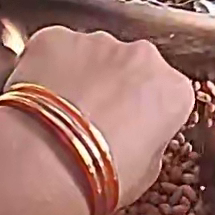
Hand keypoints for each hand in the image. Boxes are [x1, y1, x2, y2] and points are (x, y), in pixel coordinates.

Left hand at [4, 26, 194, 210]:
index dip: (151, 115)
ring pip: (95, 55)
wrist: (43, 165)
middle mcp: (142, 57)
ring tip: (64, 116)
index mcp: (173, 91)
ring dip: (85, 77)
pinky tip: (40, 100)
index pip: (170, 95)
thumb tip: (137, 136)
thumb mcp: (147, 174)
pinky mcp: (56, 37)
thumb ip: (150, 143)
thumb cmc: (99, 177)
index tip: (135, 131)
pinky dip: (49, 68)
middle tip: (96, 123)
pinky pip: (57, 49)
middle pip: (135, 67)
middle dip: (120, 88)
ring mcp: (98, 43)